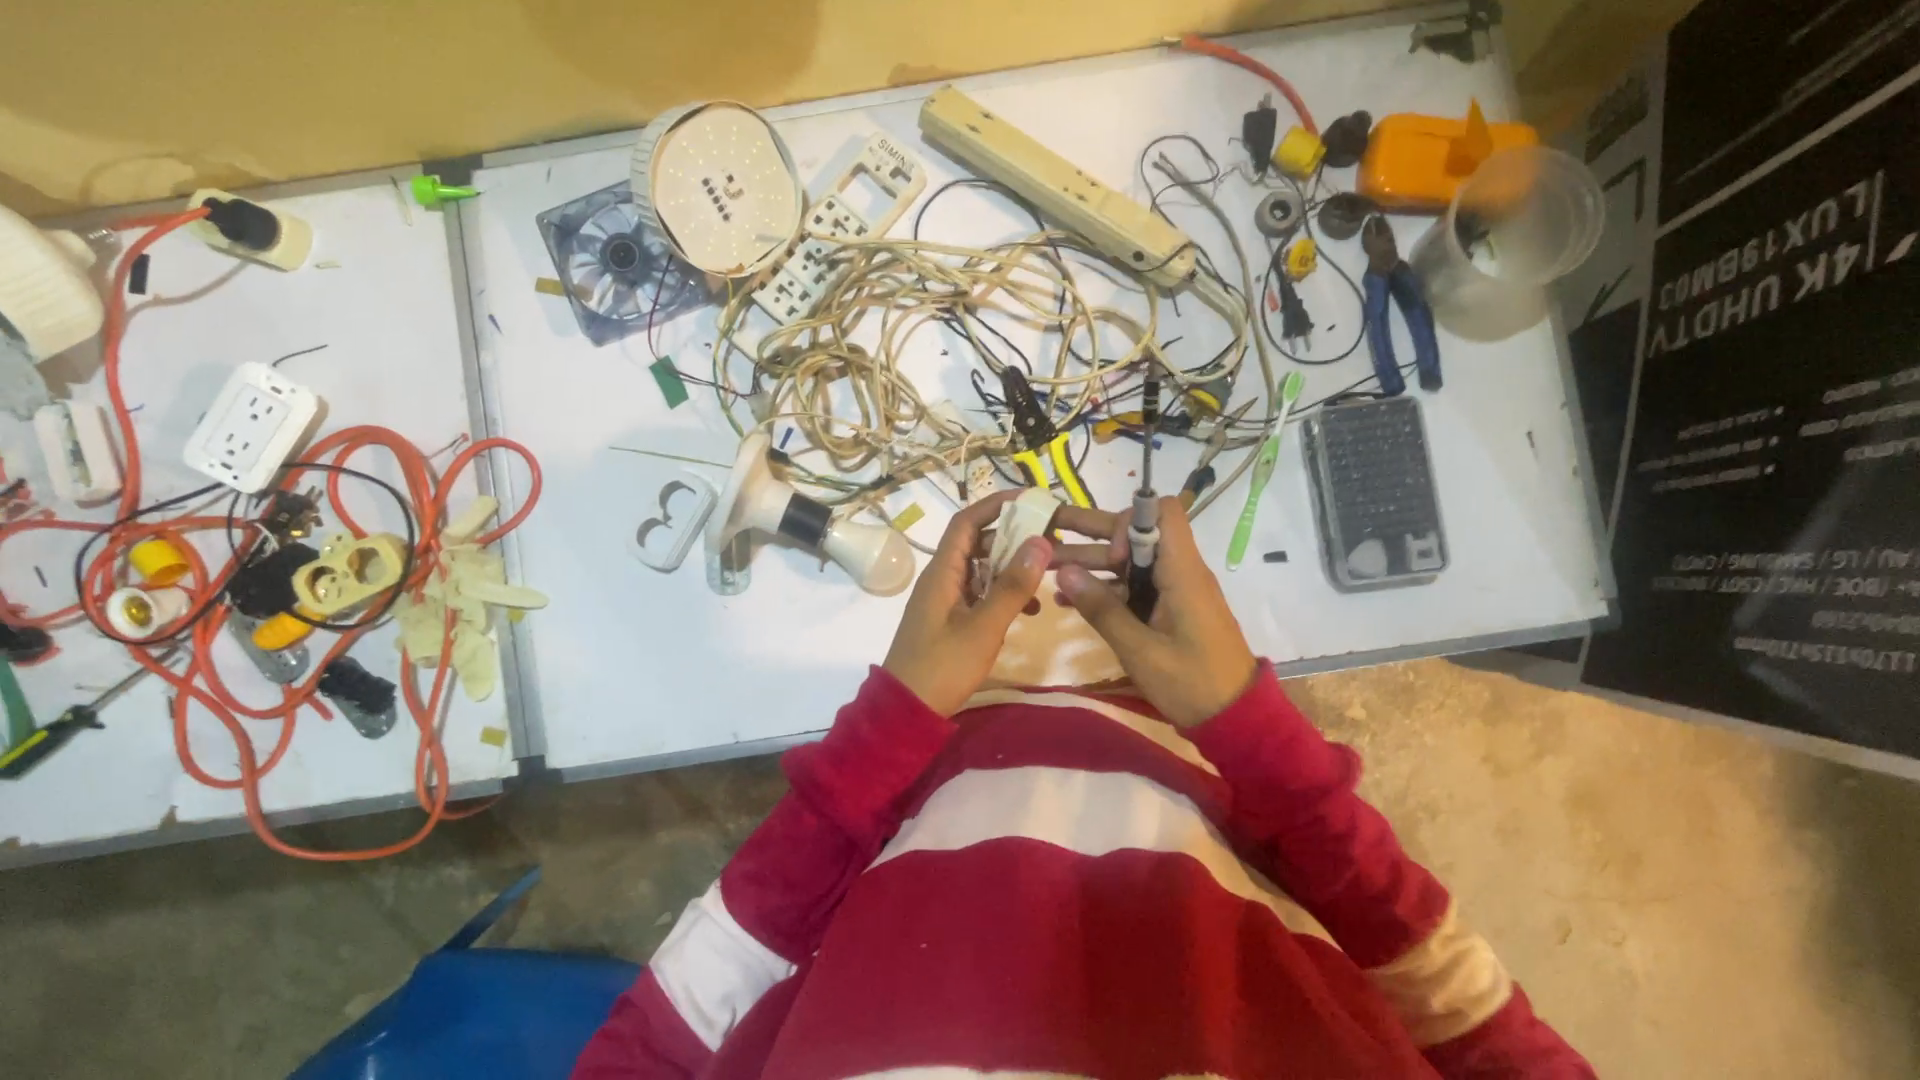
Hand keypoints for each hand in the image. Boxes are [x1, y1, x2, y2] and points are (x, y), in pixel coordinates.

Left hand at [882, 491, 1053, 715]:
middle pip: (977, 543)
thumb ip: (1012, 587)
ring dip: (1011, 569)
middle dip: (1012, 537)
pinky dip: (1003, 597)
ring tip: (1045, 575)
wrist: (906, 712)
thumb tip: (1040, 542)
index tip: (1031, 500)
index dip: (996, 505)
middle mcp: (941, 580)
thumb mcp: (983, 628)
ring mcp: (944, 602)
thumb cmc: (942, 667)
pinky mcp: (950, 623)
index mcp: (942, 573)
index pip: (966, 522)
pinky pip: (980, 596)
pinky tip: (1029, 613)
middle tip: (1049, 539)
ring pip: (981, 571)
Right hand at [1053, 498, 1257, 727]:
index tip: (1110, 555)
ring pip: (1129, 561)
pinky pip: (1134, 587)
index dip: (1128, 522)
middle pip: (1135, 533)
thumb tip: (1064, 571)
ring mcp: (1174, 591)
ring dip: (1091, 562)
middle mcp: (1179, 571)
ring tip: (1045, 567)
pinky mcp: (1170, 610)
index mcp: (1182, 572)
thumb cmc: (1192, 683)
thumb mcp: (1141, 651)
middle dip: (1092, 531)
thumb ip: (1103, 610)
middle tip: (1048, 530)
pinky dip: (1105, 588)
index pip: (1162, 511)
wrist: (1235, 718)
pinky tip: (1068, 600)